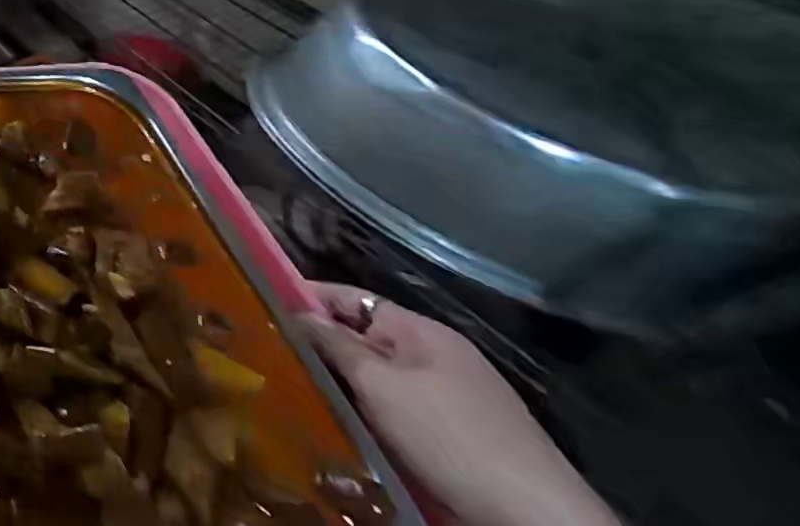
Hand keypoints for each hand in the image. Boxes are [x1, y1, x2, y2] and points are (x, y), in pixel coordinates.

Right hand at [299, 282, 619, 525]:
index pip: (350, 298)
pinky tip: (339, 430)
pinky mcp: (452, 439)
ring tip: (293, 392)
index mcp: (419, 331)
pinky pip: (393, 414)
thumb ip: (336, 345)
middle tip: (271, 356)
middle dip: (319, 349)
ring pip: (374, 381)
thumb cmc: (450, 437)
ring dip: (340, 388)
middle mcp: (432, 357)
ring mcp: (445, 399)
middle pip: (360, 340)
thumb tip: (297, 312)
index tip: (263, 305)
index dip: (307, 297)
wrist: (536, 520)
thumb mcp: (382, 386)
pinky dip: (365, 418)